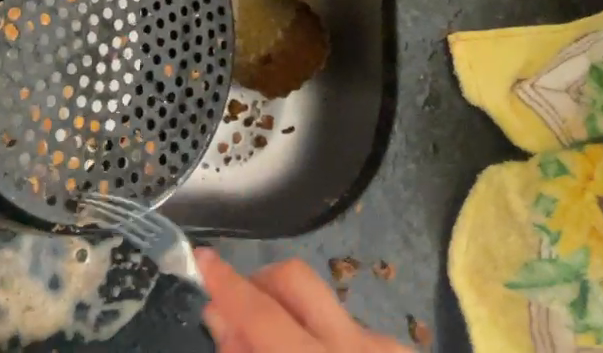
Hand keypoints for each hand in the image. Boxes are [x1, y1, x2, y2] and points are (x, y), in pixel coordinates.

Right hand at [196, 249, 412, 352]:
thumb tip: (222, 320)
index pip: (261, 312)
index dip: (226, 284)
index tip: (201, 258)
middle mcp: (357, 345)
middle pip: (293, 278)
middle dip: (256, 282)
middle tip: (235, 313)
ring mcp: (385, 346)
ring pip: (319, 303)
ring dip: (288, 318)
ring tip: (274, 349)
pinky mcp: (401, 351)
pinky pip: (345, 328)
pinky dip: (318, 340)